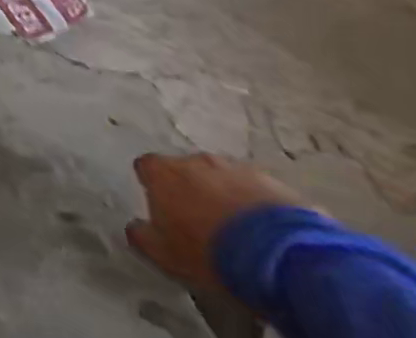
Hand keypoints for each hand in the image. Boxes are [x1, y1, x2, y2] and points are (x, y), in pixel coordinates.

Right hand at [126, 152, 307, 289]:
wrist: (280, 256)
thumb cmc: (208, 251)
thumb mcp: (164, 253)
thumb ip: (141, 234)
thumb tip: (135, 226)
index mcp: (162, 171)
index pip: (147, 167)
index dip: (153, 186)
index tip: (162, 208)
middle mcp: (195, 159)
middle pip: (186, 169)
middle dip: (191, 188)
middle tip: (202, 221)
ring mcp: (237, 167)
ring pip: (223, 177)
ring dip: (225, 194)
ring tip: (238, 228)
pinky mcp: (274, 183)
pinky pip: (257, 190)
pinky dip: (255, 204)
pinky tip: (265, 231)